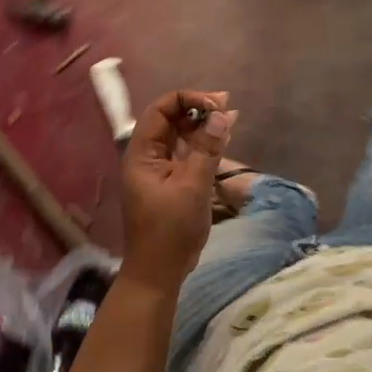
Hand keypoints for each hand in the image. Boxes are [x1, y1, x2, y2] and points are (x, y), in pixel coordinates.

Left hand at [121, 90, 236, 285]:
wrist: (159, 271)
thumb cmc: (171, 229)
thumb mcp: (192, 185)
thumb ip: (207, 148)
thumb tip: (222, 114)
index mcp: (142, 152)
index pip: (161, 109)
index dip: (188, 100)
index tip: (216, 105)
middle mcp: (147, 156)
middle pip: (170, 119)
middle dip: (198, 110)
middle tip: (228, 108)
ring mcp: (158, 169)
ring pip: (179, 136)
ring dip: (202, 126)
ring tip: (229, 120)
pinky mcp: (170, 182)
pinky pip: (185, 153)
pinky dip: (203, 145)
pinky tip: (222, 140)